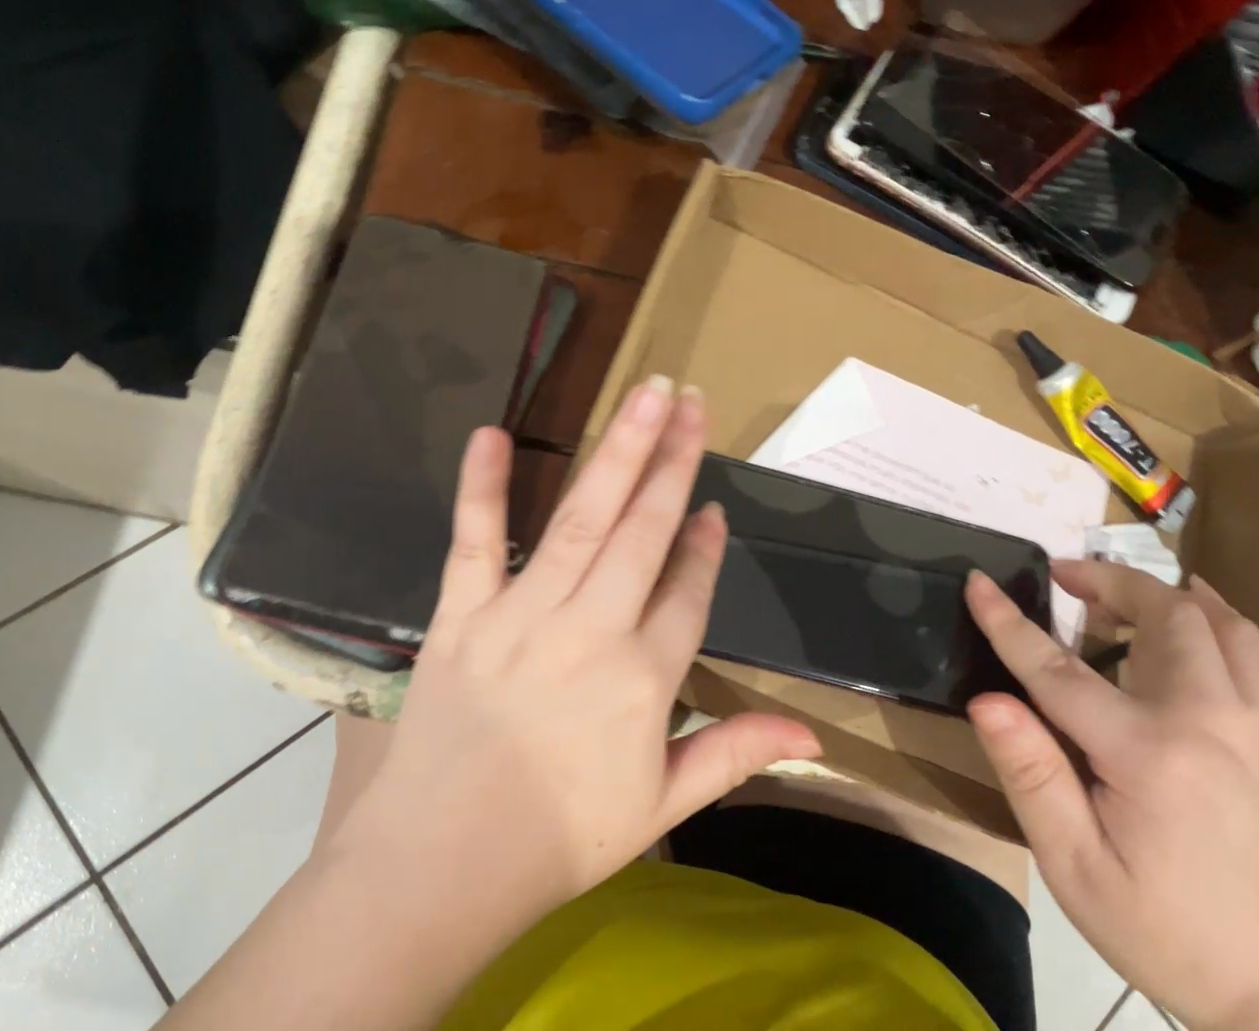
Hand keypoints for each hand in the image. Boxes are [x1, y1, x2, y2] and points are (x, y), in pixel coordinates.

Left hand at [332, 376, 821, 910]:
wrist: (444, 863)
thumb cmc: (558, 840)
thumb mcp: (661, 807)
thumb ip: (733, 755)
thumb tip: (814, 734)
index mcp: (644, 679)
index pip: (687, 592)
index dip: (704, 546)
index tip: (714, 505)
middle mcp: (591, 631)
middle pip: (644, 533)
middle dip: (673, 462)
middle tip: (692, 400)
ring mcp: (522, 616)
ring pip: (582, 520)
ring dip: (617, 452)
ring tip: (646, 395)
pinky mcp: (461, 615)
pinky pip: (475, 541)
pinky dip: (485, 486)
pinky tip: (494, 434)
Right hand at [964, 562, 1258, 1030]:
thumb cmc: (1167, 933)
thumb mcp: (1075, 866)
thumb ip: (1031, 775)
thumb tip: (988, 700)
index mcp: (1148, 752)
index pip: (1059, 669)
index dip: (1009, 623)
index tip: (976, 581)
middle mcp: (1207, 722)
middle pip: (1165, 619)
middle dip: (1108, 583)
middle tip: (1060, 575)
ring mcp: (1253, 731)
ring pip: (1224, 628)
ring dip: (1169, 594)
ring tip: (1123, 591)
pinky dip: (1226, 624)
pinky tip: (1205, 622)